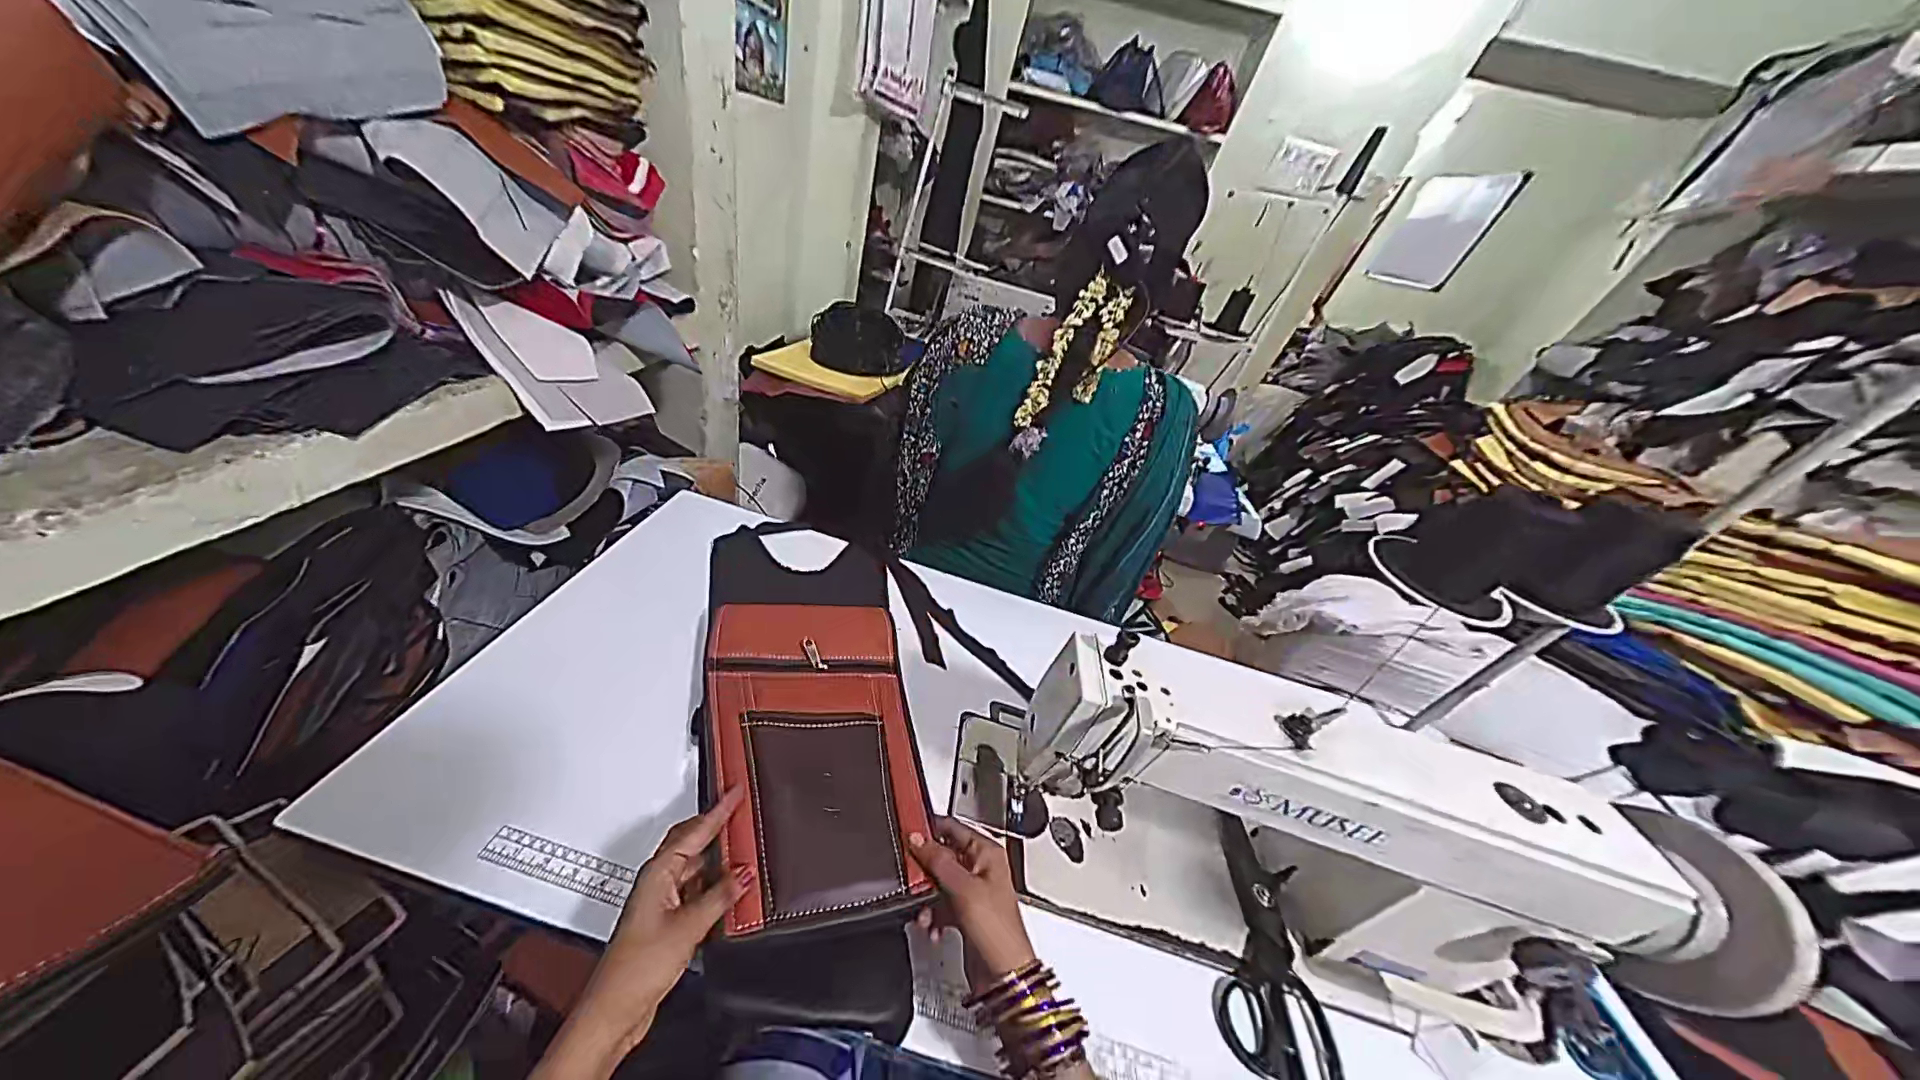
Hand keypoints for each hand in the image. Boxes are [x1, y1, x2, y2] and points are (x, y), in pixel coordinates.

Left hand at [533, 789, 751, 1079]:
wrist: (613, 1011)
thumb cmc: (634, 969)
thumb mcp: (688, 927)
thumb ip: (720, 896)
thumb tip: (743, 873)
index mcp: (659, 872)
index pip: (696, 829)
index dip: (720, 808)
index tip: (735, 789)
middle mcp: (659, 881)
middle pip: (693, 841)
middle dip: (717, 825)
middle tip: (741, 811)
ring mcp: (663, 900)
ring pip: (697, 865)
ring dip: (719, 859)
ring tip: (744, 851)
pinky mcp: (669, 919)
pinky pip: (698, 888)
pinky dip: (716, 884)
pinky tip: (731, 890)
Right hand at [908, 817, 1036, 989]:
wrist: (1003, 975)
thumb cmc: (998, 931)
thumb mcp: (963, 888)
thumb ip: (938, 861)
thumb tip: (918, 839)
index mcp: (987, 853)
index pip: (953, 828)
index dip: (931, 829)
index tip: (909, 833)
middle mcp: (980, 869)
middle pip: (943, 856)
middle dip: (926, 872)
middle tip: (913, 879)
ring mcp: (972, 892)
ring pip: (938, 882)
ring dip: (926, 897)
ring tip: (924, 911)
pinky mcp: (965, 913)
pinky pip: (940, 904)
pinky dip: (933, 914)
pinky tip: (932, 926)